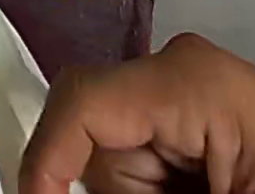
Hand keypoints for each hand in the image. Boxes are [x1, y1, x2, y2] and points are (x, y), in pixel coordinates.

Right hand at [20, 33, 254, 193]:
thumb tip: (56, 192)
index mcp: (187, 79)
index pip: (81, 101)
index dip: (45, 157)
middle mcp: (178, 73)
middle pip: (99, 137)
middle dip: (116, 193)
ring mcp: (194, 98)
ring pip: (121, 157)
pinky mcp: (209, 123)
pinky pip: (154, 164)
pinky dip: (160, 192)